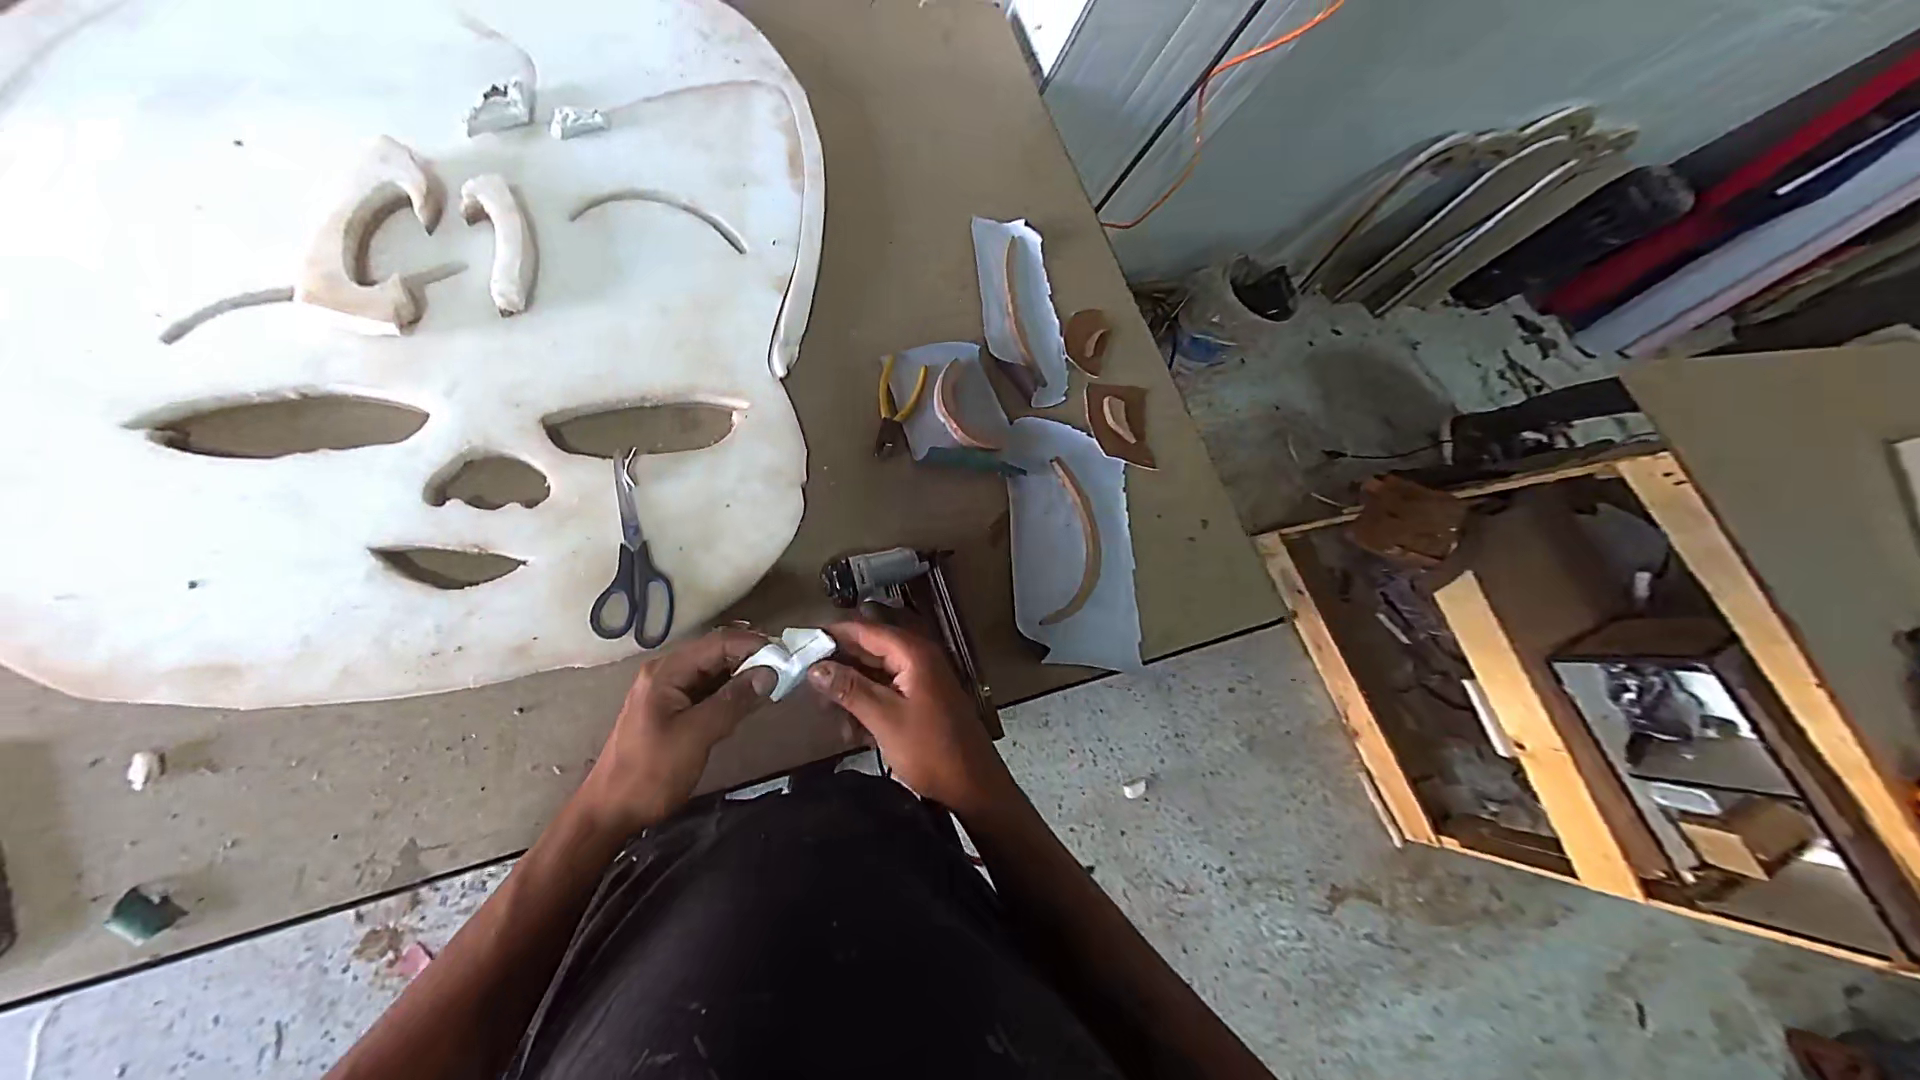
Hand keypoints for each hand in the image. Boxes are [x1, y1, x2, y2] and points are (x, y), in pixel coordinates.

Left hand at [579, 628, 774, 834]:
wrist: (609, 813)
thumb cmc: (650, 773)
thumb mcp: (696, 736)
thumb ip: (733, 702)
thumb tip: (770, 674)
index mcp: (667, 672)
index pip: (719, 642)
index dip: (755, 646)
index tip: (788, 658)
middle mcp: (667, 672)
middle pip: (718, 652)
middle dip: (753, 658)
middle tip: (787, 670)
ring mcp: (669, 690)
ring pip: (716, 670)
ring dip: (745, 675)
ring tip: (776, 683)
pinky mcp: (674, 709)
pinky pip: (709, 689)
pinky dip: (732, 691)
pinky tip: (752, 700)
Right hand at [808, 620, 1013, 814]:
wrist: (974, 785)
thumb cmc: (932, 751)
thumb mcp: (884, 719)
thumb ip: (850, 689)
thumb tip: (816, 668)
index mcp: (914, 654)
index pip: (866, 630)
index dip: (833, 634)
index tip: (802, 643)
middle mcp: (919, 659)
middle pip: (870, 650)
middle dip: (840, 666)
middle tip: (809, 683)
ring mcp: (921, 680)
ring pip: (876, 673)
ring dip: (852, 691)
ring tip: (831, 714)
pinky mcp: (922, 700)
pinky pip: (887, 692)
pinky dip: (868, 705)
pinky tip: (853, 728)